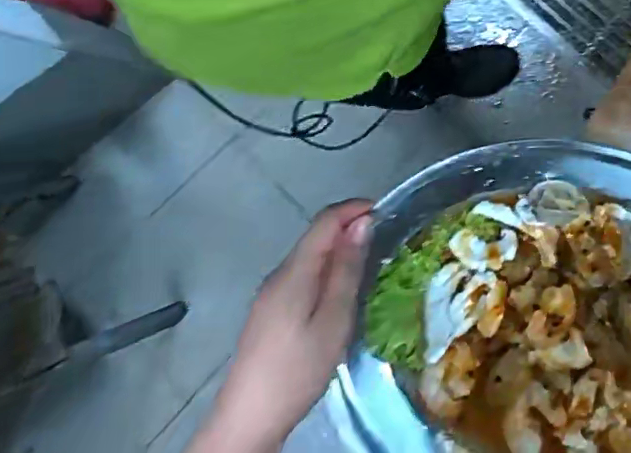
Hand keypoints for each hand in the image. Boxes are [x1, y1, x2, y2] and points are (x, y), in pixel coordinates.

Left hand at [192, 200, 372, 452]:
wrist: (246, 421)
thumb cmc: (296, 370)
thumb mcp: (333, 321)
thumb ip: (346, 271)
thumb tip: (361, 224)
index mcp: (295, 271)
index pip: (325, 220)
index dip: (354, 208)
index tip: (384, 212)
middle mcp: (279, 273)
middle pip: (315, 236)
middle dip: (348, 229)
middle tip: (381, 243)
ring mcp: (269, 293)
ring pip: (308, 257)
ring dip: (337, 252)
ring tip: (366, 268)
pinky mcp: (268, 312)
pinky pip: (301, 276)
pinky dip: (323, 272)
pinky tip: (336, 296)